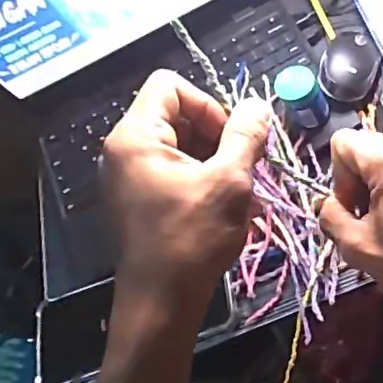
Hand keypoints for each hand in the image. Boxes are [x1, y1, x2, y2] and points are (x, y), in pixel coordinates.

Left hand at [101, 71, 271, 294]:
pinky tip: (227, 205)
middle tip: (244, 165)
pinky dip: (204, 178)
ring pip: (181, 144)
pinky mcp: (139, 197)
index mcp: (136, 135)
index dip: (208, 103)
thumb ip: (245, 136)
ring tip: (241, 189)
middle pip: (177, 113)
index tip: (232, 138)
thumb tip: (258, 105)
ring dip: (217, 159)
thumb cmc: (193, 236)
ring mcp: (129, 175)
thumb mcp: (229, 181)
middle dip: (217, 134)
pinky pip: (175, 170)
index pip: (170, 85)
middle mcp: (124, 149)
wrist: (162, 298)